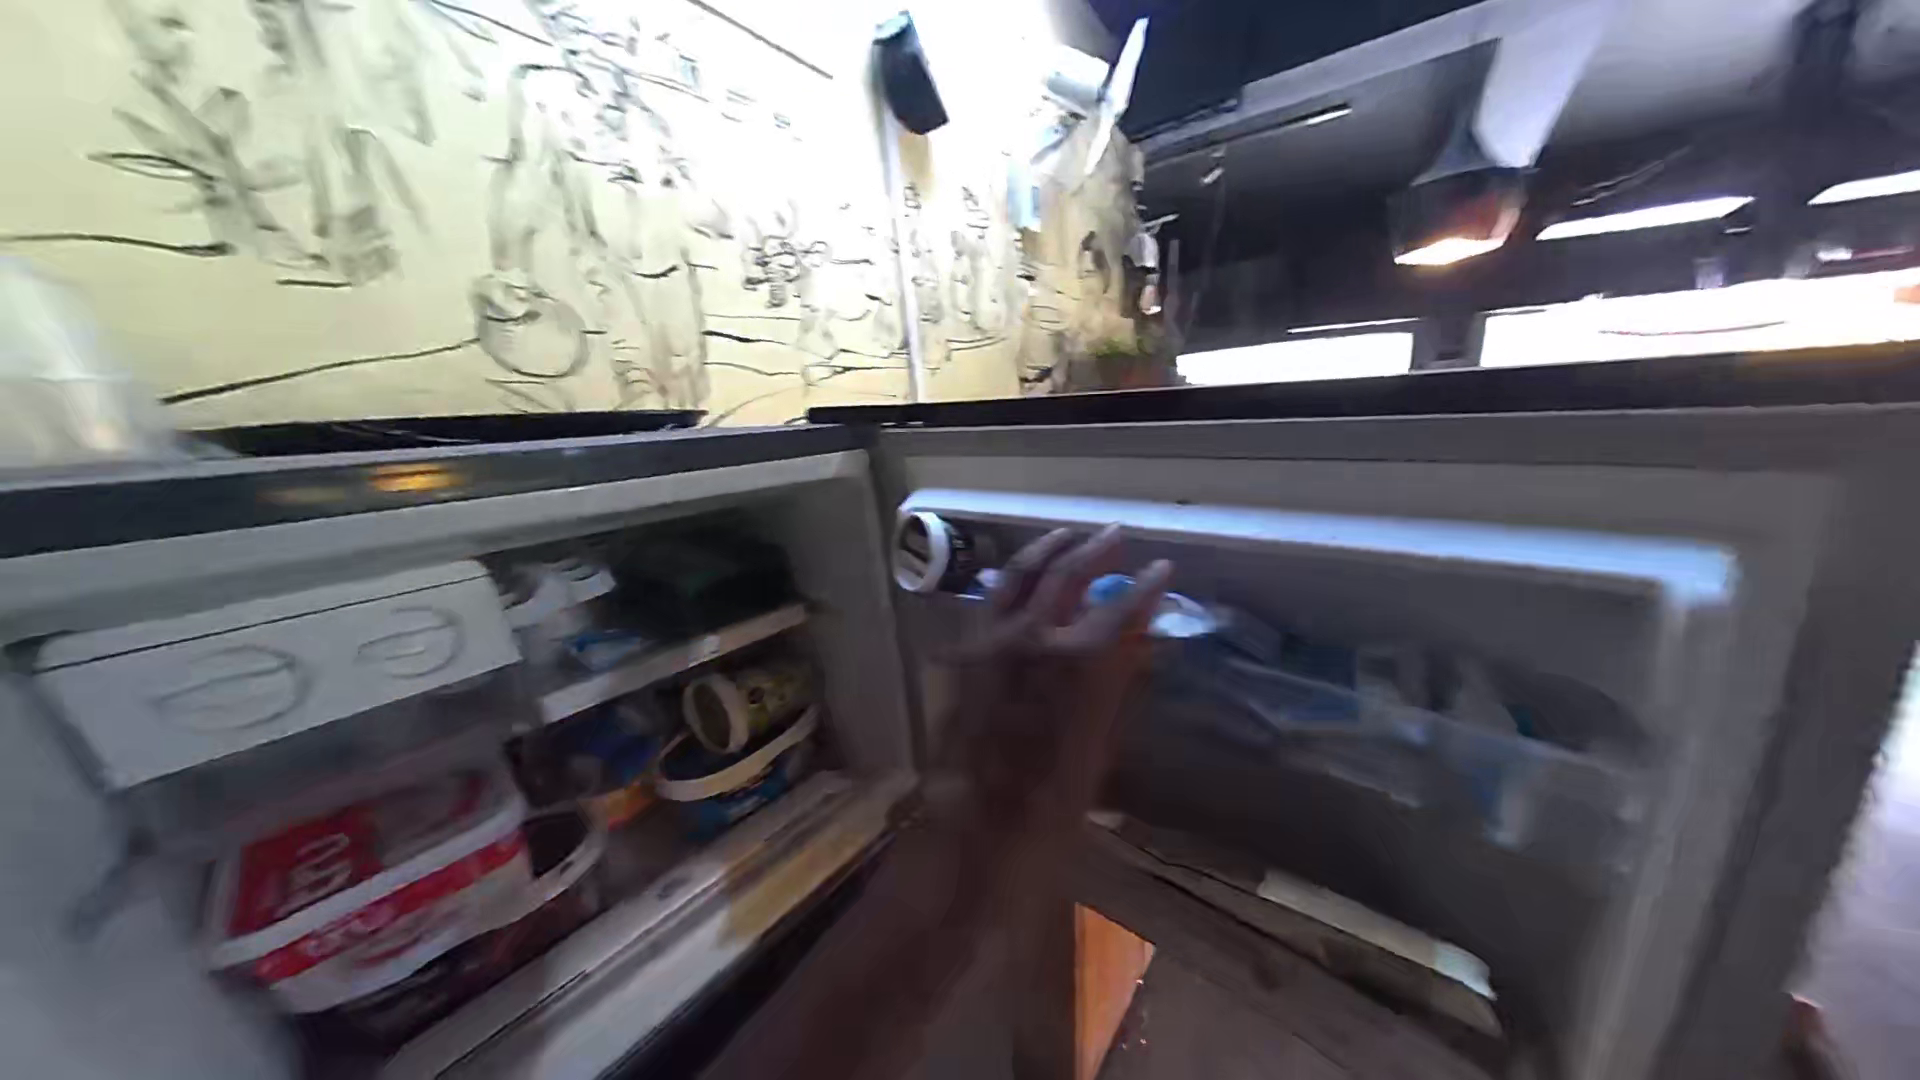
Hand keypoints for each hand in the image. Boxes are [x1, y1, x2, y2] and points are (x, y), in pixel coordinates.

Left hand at [933, 526, 1172, 839]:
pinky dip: (1013, 581)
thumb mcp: (1104, 734)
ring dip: (1047, 550)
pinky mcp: (968, 649)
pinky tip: (1024, 576)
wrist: (980, 814)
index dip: (1146, 585)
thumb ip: (1119, 675)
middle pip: (1066, 573)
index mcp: (1076, 660)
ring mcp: (992, 637)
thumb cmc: (1054, 791)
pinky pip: (992, 600)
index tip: (1162, 568)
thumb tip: (1139, 634)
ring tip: (1067, 536)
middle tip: (1114, 535)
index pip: (1121, 607)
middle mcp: (1031, 635)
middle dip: (1094, 549)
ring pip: (1020, 574)